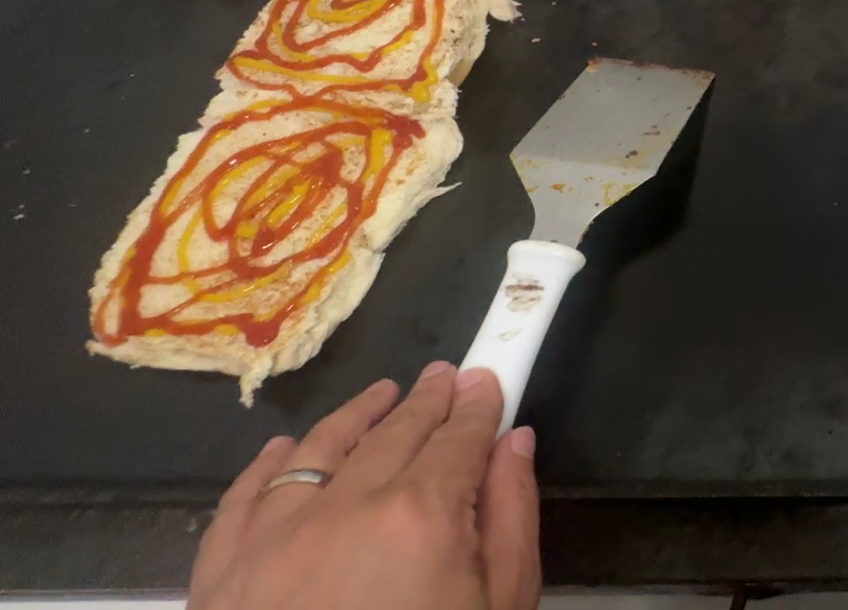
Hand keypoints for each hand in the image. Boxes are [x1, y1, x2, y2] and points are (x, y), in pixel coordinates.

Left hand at [188, 363, 539, 609]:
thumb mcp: (504, 601)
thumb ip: (512, 512)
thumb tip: (514, 441)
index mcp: (424, 514)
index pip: (460, 433)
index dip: (479, 402)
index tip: (488, 379)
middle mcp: (347, 511)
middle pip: (398, 431)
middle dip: (430, 397)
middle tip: (448, 374)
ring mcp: (274, 544)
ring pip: (322, 450)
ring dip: (359, 413)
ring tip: (384, 393)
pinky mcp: (219, 584)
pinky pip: (240, 504)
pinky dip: (268, 467)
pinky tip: (290, 447)